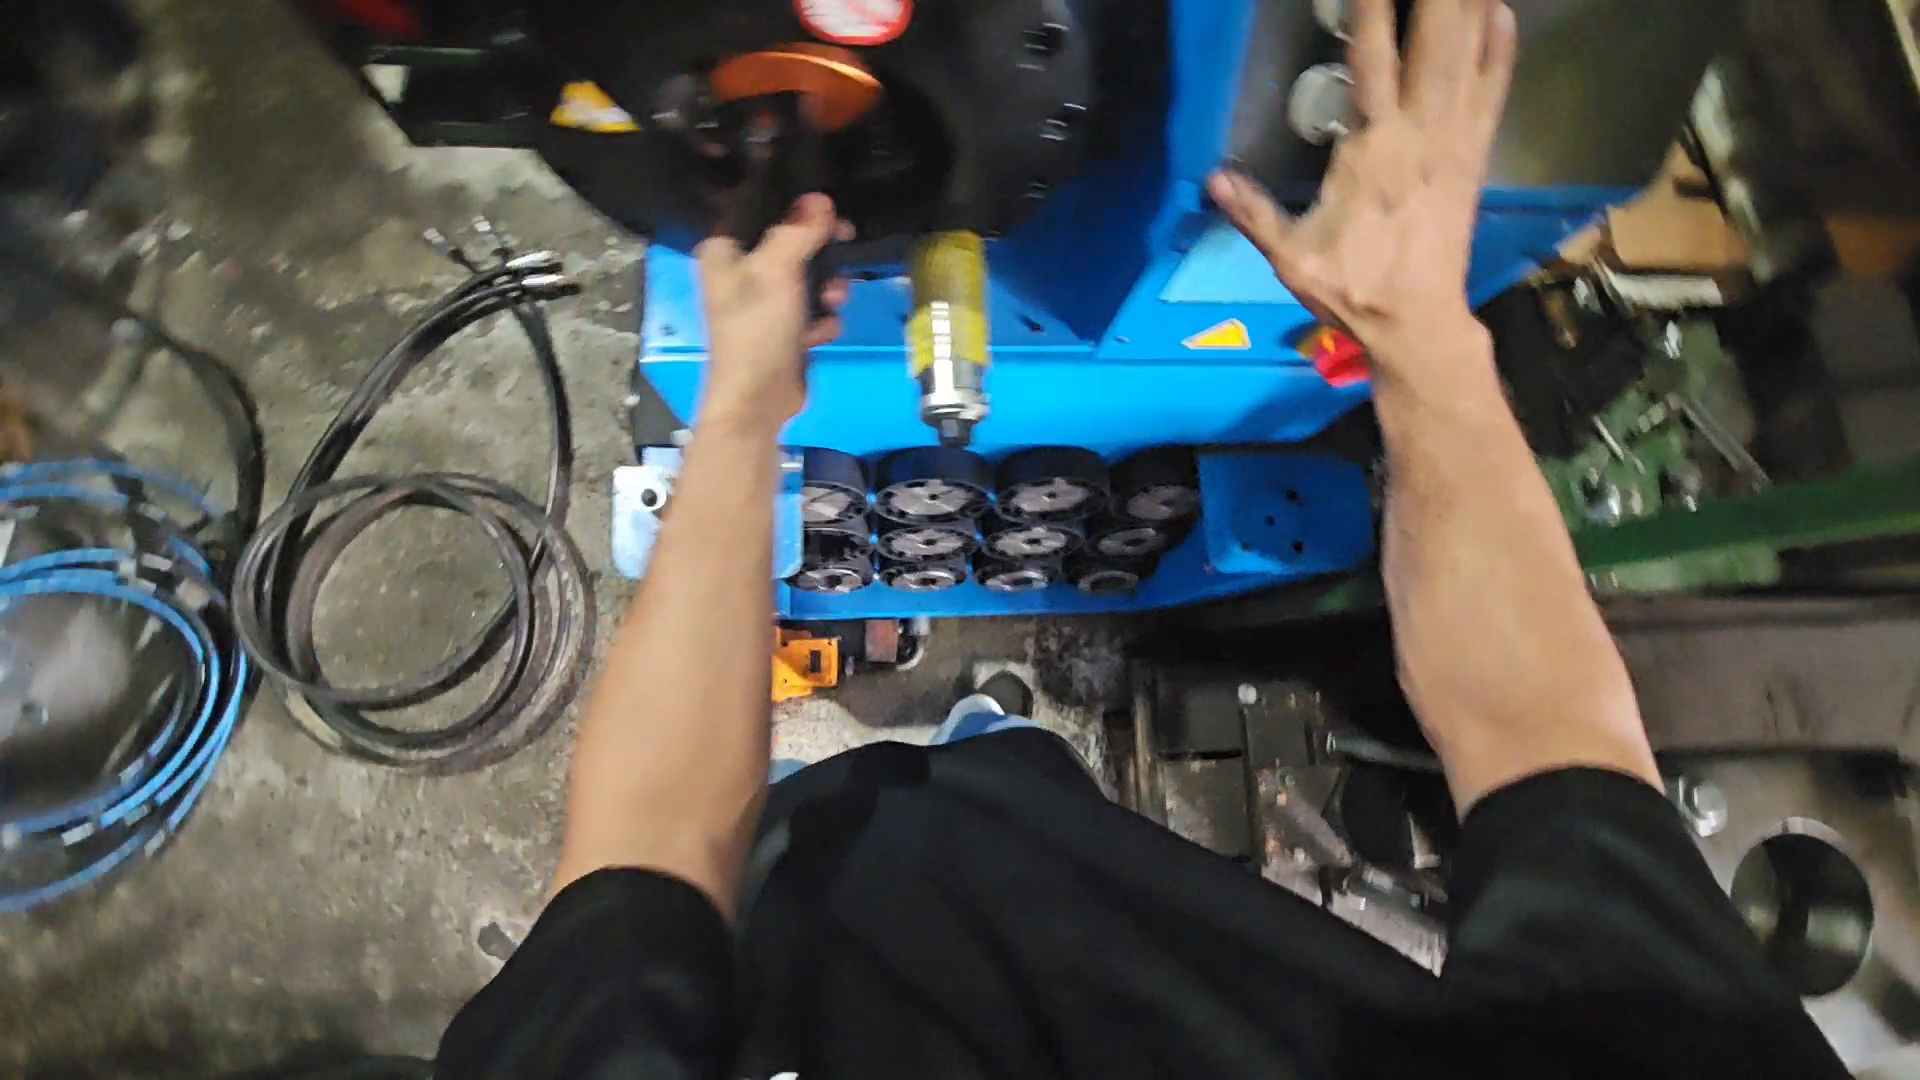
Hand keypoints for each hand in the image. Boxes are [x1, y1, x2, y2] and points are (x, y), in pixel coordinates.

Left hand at [696, 193, 851, 430]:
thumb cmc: (757, 328)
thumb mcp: (776, 270)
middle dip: (820, 248)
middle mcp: (741, 272)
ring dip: (827, 287)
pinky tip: (823, 332)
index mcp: (725, 250)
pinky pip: (812, 310)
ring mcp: (765, 303)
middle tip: (846, 236)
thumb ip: (798, 231)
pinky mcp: (785, 330)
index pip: (755, 208)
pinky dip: (822, 319)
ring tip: (833, 300)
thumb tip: (821, 199)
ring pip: (807, 277)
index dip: (788, 200)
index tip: (822, 199)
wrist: (759, 399)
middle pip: (789, 242)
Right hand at [1208, 0, 1515, 376]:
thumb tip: (1212, 179)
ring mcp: (1455, 140)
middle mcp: (1420, 131)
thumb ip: (1255, 213)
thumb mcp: (1291, 257)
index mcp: (1370, 150)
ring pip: (1468, 51)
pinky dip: (1501, 45)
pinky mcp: (1475, 157)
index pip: (1370, 61)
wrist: (1416, 320)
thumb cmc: (1351, 288)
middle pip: (1433, 37)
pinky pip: (1495, 87)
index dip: (1372, 9)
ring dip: (1466, 4)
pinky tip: (1502, 11)